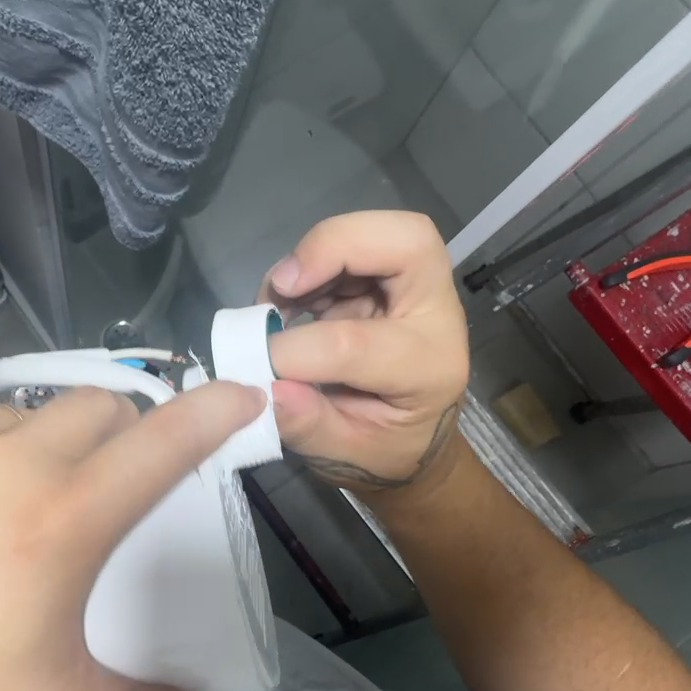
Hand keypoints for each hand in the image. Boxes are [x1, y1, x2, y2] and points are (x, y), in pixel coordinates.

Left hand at [0, 383, 266, 690]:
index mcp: (60, 520)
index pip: (160, 444)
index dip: (212, 414)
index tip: (241, 395)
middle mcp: (7, 459)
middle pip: (99, 406)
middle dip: (122, 434)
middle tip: (103, 492)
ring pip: (26, 417)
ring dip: (44, 449)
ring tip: (10, 515)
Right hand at [259, 211, 470, 502]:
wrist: (411, 443)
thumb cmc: (380, 453)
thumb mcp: (341, 457)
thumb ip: (307, 426)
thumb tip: (267, 387)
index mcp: (427, 372)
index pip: (357, 343)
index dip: (296, 350)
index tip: (256, 367)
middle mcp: (434, 318)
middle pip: (408, 241)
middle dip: (335, 246)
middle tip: (284, 285)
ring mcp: (414, 293)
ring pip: (379, 233)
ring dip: (315, 256)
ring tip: (279, 300)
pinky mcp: (389, 282)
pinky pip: (354, 246)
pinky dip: (311, 263)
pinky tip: (288, 299)